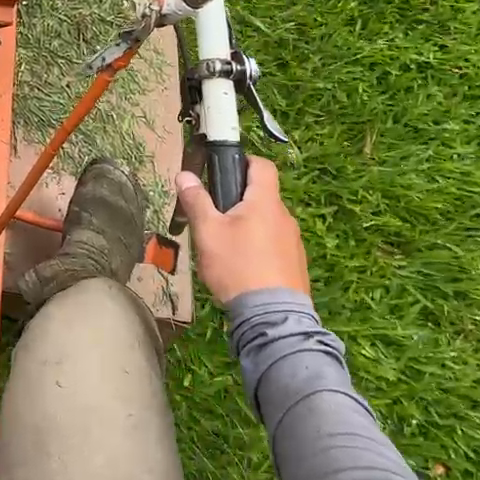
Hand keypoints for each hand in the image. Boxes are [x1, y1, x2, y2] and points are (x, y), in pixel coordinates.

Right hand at [173, 156, 309, 304]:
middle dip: (238, 199)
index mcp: (265, 203)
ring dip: (248, 224)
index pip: (262, 166)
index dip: (243, 161)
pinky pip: (274, 243)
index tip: (223, 171)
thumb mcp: (208, 231)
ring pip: (267, 221)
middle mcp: (284, 217)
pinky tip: (242, 265)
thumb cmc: (237, 265)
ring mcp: (293, 242)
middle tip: (213, 214)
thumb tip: (184, 175)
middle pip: (262, 195)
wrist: (272, 318)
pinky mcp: (295, 264)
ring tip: (224, 245)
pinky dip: (259, 246)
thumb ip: (196, 201)